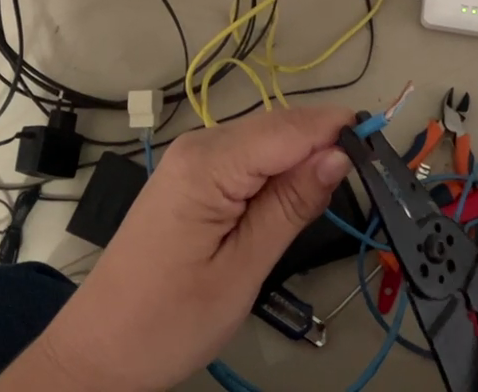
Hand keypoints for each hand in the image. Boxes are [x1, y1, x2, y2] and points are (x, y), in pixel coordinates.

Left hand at [0, 106, 354, 390]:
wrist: (97, 352)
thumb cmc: (167, 321)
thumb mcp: (241, 271)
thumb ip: (290, 207)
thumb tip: (338, 157)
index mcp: (208, 164)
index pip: (288, 128)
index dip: (335, 130)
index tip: (380, 145)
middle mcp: (198, 146)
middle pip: (277, 127)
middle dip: (323, 142)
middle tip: (367, 176)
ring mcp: (191, 159)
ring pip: (265, 139)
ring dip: (302, 156)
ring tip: (336, 190)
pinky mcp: (190, 176)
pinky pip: (247, 157)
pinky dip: (278, 169)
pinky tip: (293, 195)